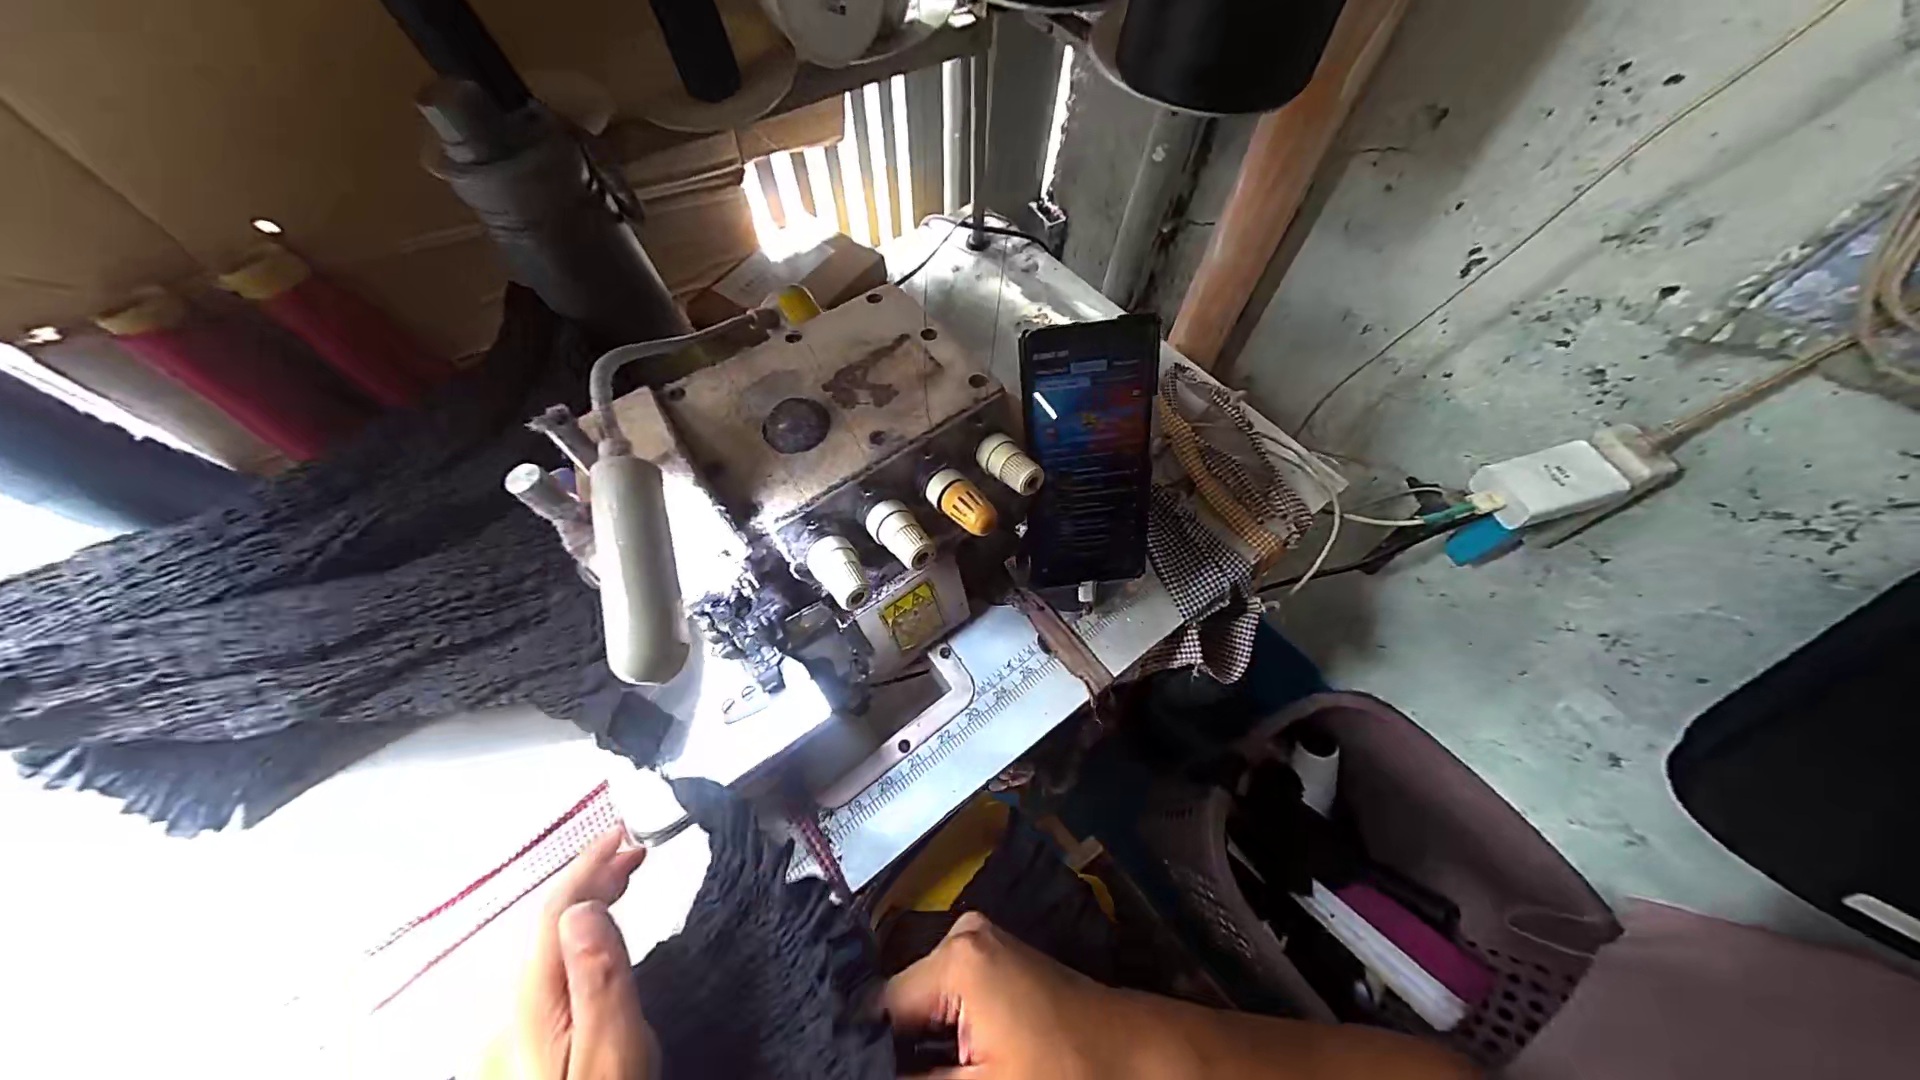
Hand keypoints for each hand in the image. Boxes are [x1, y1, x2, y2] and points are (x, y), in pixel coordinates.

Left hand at [512, 828, 656, 1079]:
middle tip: (638, 852)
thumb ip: (598, 981)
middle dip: (591, 879)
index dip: (589, 866)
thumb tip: (582, 908)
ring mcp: (506, 1041)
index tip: (624, 832)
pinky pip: (547, 975)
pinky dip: (576, 941)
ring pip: (544, 952)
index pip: (556, 915)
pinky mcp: (515, 1057)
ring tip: (624, 881)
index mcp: (530, 1010)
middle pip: (546, 929)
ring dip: (585, 906)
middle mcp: (506, 1019)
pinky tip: (594, 941)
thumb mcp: (614, 1055)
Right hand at [885, 913, 1479, 1079]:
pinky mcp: (1004, 980)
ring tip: (926, 1079)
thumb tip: (850, 1071)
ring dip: (915, 1070)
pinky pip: (951, 1027)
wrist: (1163, 1073)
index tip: (838, 1076)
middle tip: (858, 1076)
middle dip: (887, 1066)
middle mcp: (965, 941)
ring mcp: (985, 957)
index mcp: (956, 957)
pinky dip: (942, 1063)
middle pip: (898, 1021)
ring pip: (924, 1028)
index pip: (874, 1018)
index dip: (854, 1063)